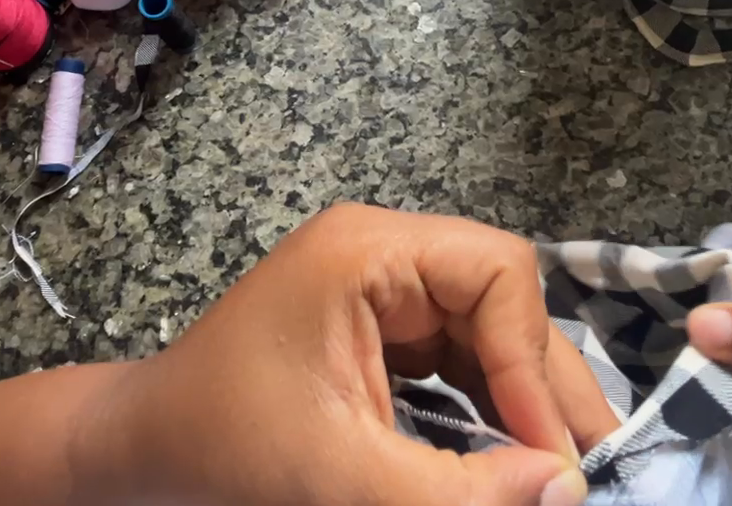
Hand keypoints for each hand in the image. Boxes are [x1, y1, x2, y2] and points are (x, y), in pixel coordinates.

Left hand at [78, 203, 621, 505]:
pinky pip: (451, 349)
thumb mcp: (341, 480)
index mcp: (367, 250)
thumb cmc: (226, 448)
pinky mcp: (374, 321)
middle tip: (587, 466)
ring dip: (519, 394)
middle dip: (539, 379)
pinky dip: (483, 399)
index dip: (533, 359)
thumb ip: (458, 492)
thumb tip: (564, 489)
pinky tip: (504, 452)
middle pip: (495, 293)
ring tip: (559, 469)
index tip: (554, 455)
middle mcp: (381, 250)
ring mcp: (377, 283)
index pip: (493, 270)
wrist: (143, 446)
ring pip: (481, 324)